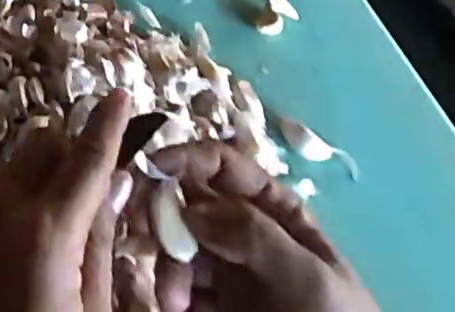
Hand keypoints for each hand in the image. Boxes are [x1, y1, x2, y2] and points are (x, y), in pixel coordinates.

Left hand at [0, 90, 134, 311]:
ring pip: (16, 165)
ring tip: (56, 226)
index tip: (121, 93)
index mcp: (47, 229)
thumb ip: (102, 241)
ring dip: (42, 176)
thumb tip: (116, 183)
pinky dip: (15, 200)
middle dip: (71, 152)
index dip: (108, 124)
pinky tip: (22, 248)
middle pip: (44, 142)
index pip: (87, 157)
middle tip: (91, 188)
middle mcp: (1, 207)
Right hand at [148, 142, 378, 311]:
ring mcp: (228, 275)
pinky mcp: (212, 310)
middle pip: (191, 202)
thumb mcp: (310, 280)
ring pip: (179, 247)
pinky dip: (169, 295)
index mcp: (274, 211)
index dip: (188, 157)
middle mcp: (244, 233)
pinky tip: (173, 309)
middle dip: (164, 211)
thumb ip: (253, 236)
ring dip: (167, 266)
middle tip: (144, 231)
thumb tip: (191, 207)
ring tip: (172, 301)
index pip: (225, 166)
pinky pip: (179, 291)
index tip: (154, 166)